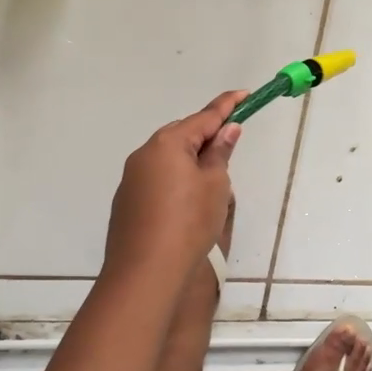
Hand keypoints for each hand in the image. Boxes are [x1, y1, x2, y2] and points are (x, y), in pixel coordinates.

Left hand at [103, 91, 246, 276]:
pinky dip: (174, 178)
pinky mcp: (126, 203)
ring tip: (211, 178)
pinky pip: (156, 177)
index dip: (228, 105)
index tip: (245, 94)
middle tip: (230, 144)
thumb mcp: (215, 185)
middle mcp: (144, 154)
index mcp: (168, 144)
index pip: (205, 116)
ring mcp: (131, 180)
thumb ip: (220, 153)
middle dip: (206, 134)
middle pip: (182, 134)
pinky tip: (186, 201)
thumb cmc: (188, 223)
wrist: (144, 276)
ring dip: (189, 158)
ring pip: (168, 157)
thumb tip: (226, 130)